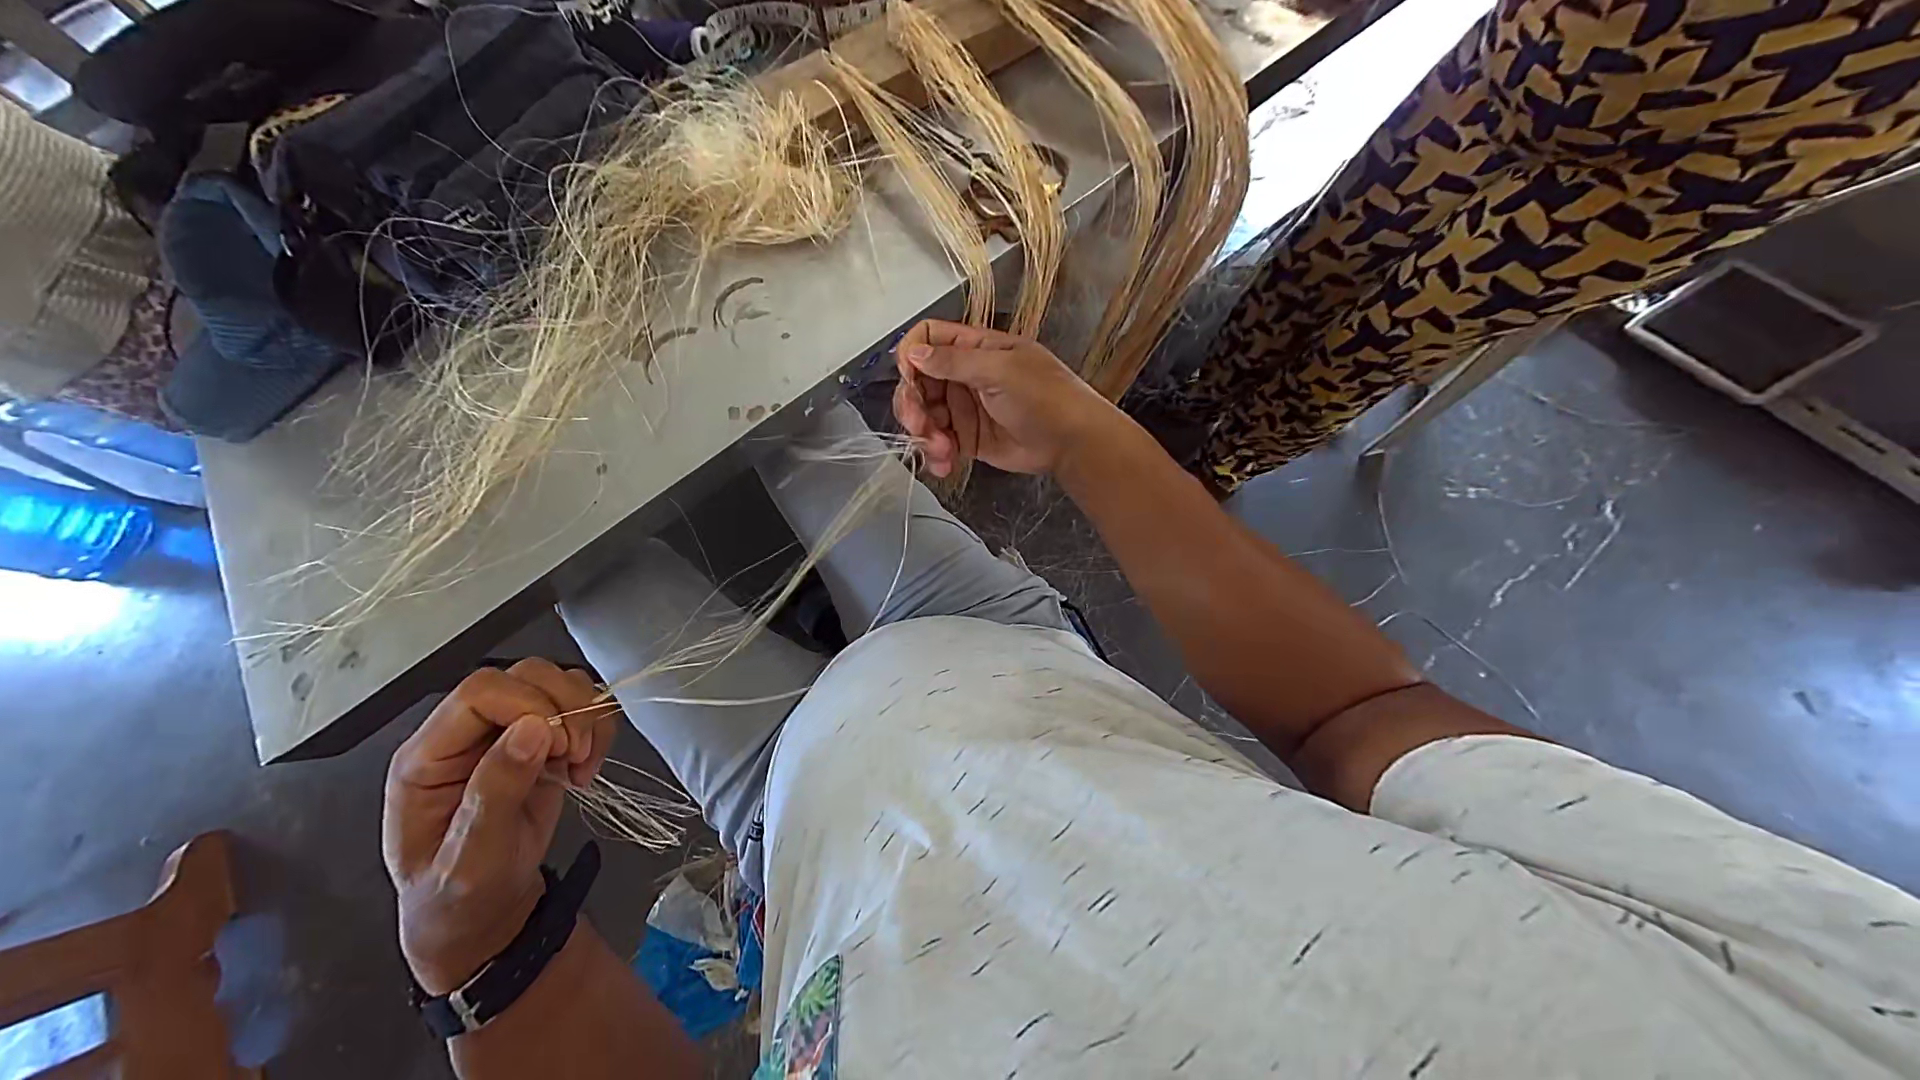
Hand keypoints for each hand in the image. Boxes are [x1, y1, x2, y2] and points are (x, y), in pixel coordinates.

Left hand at [382, 659, 616, 994]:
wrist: (484, 913)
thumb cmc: (462, 895)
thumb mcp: (472, 858)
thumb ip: (496, 793)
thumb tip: (533, 728)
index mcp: (428, 755)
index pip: (482, 692)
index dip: (528, 707)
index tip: (554, 751)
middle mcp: (466, 733)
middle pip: (526, 675)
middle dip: (564, 708)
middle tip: (573, 757)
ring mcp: (506, 732)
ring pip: (557, 681)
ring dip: (586, 716)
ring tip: (581, 763)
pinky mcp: (541, 738)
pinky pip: (581, 703)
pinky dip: (598, 726)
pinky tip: (587, 763)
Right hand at [892, 320, 1120, 477]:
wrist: (1072, 442)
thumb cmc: (1047, 396)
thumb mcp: (1001, 369)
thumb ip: (955, 361)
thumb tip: (916, 353)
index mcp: (975, 348)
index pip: (929, 339)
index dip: (912, 356)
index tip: (910, 378)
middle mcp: (965, 376)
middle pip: (919, 382)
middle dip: (913, 405)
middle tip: (919, 426)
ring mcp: (966, 408)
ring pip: (925, 415)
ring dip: (924, 435)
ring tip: (941, 451)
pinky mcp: (968, 438)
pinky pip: (939, 443)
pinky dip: (935, 455)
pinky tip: (944, 464)